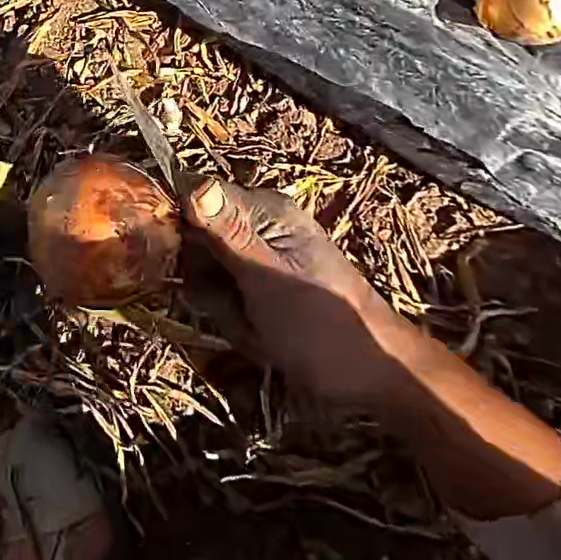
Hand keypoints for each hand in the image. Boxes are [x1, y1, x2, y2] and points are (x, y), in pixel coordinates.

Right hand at [184, 177, 560, 517]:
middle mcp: (260, 223)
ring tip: (250, 323)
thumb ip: (229, 232)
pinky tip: (255, 332)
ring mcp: (261, 255)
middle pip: (196, 234)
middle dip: (202, 273)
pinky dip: (231, 314)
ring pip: (205, 268)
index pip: (197, 195)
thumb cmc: (323, 323)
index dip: (183, 225)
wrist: (377, 375)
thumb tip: (195, 184)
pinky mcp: (263, 284)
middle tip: (231, 303)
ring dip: (217, 300)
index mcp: (265, 209)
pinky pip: (224, 291)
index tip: (185, 260)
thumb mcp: (269, 277)